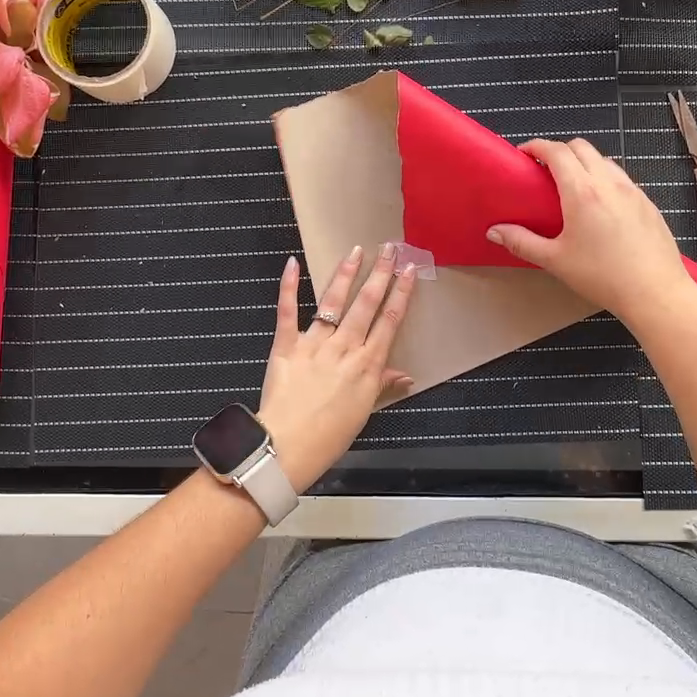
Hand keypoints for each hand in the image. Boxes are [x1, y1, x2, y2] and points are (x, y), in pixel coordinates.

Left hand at [256, 245, 417, 492]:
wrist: (288, 447)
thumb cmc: (328, 437)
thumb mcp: (363, 412)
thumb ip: (383, 386)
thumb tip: (405, 376)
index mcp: (367, 365)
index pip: (390, 321)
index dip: (402, 293)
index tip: (410, 271)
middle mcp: (344, 349)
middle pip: (367, 304)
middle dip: (380, 273)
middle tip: (390, 249)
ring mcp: (314, 345)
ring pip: (334, 302)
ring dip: (346, 274)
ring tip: (357, 250)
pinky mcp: (286, 346)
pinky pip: (287, 311)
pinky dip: (288, 286)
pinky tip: (292, 264)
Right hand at [487, 138, 696, 329]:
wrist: (655, 292)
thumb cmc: (602, 277)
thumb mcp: (555, 261)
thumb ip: (521, 242)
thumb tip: (495, 231)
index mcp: (582, 191)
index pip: (557, 152)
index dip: (537, 147)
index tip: (524, 154)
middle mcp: (609, 183)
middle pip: (581, 147)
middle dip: (559, 151)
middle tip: (544, 171)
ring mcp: (632, 191)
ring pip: (604, 160)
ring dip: (584, 163)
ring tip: (571, 187)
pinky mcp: (648, 203)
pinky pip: (622, 179)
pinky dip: (604, 179)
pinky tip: (600, 206)